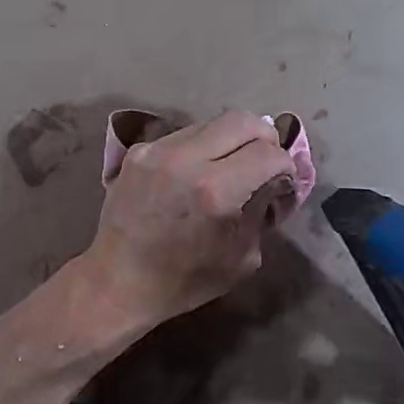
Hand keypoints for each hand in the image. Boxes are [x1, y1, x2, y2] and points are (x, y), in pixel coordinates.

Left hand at [81, 110, 296, 327]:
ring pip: (212, 122)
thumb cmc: (185, 280)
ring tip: (232, 163)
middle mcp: (187, 161)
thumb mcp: (242, 256)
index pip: (268, 154)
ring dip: (232, 139)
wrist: (118, 282)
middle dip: (265, 137)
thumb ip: (262, 210)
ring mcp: (158, 151)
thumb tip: (274, 180)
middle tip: (266, 159)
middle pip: (243, 120)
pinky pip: (185, 134)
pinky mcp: (139, 151)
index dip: (286, 164)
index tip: (283, 179)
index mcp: (216, 192)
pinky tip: (199, 170)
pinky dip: (203, 146)